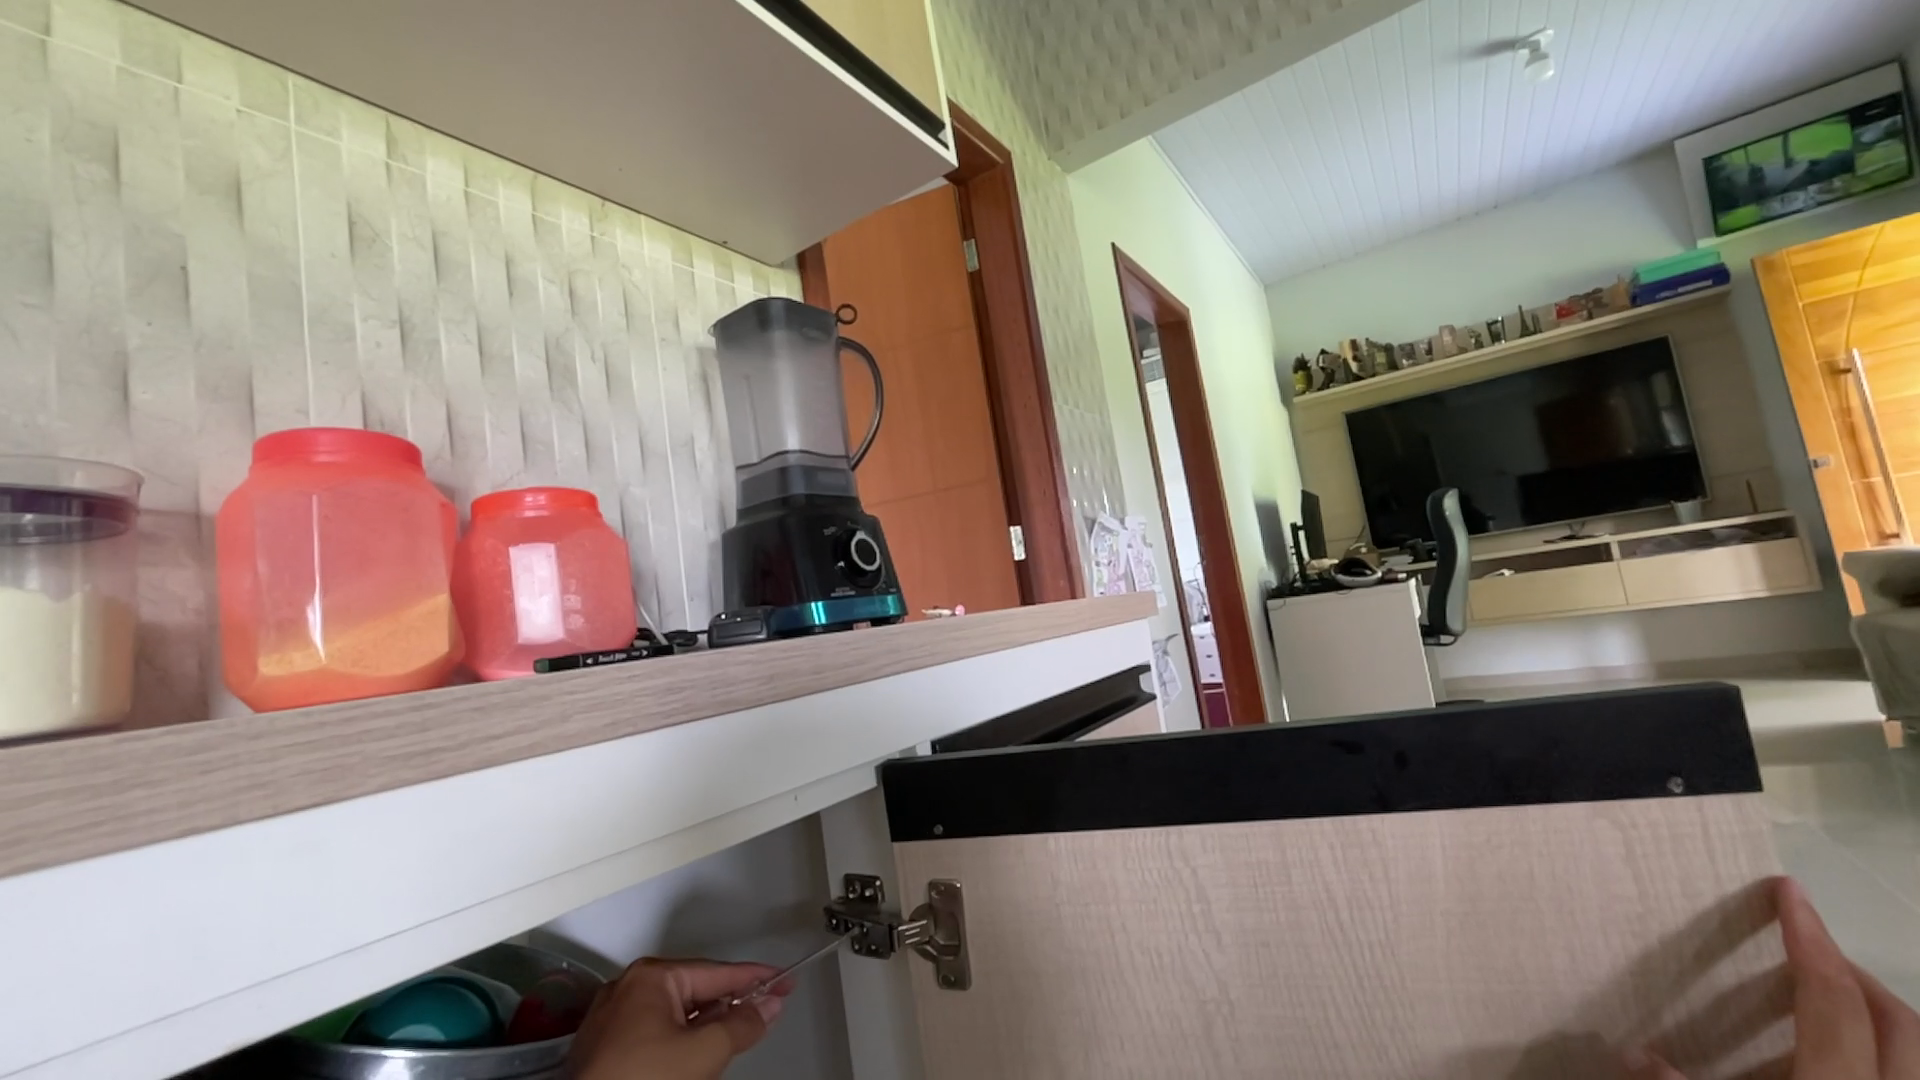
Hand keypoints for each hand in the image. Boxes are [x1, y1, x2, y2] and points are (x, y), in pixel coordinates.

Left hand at [568, 958, 789, 1079]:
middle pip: (694, 993)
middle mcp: (627, 988)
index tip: (786, 983)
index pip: (717, 973)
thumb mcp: (704, 1053)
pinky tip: (690, 1064)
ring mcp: (608, 1020)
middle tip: (760, 1018)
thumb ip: (742, 1024)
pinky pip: (651, 1035)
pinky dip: (676, 1045)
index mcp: (652, 977)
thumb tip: (769, 1005)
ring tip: (728, 1045)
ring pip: (672, 1016)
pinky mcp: (599, 1051)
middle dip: (726, 1008)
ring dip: (702, 1030)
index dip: (756, 979)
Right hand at [1627, 877, 1919, 1078]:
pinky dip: (1884, 1061)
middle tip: (1805, 945)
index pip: (1831, 1000)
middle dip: (1854, 974)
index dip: (1809, 940)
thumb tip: (1633, 1056)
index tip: (1788, 892)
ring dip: (1880, 1020)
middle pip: (1901, 1024)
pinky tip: (1839, 1065)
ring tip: (1829, 1002)